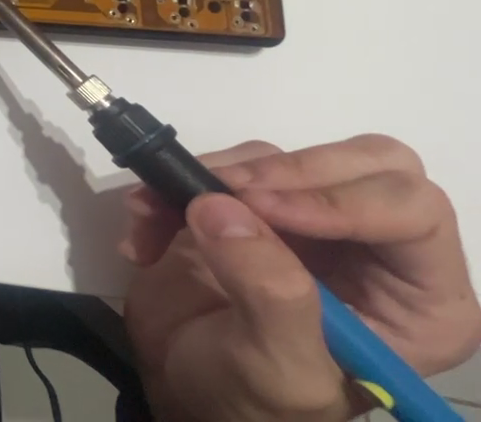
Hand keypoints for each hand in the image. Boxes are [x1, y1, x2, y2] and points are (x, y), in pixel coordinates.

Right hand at [122, 136, 480, 421]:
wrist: (181, 395)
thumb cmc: (253, 403)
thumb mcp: (279, 368)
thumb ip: (271, 293)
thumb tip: (221, 208)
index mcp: (414, 295)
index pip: (408, 210)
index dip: (337, 197)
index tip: (257, 206)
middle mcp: (368, 251)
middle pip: (362, 165)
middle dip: (282, 170)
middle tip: (222, 189)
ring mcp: (298, 225)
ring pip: (276, 159)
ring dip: (205, 176)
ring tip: (156, 217)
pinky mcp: (232, 210)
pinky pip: (207, 168)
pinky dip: (163, 185)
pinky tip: (143, 228)